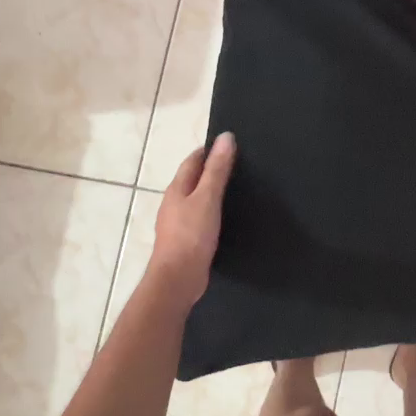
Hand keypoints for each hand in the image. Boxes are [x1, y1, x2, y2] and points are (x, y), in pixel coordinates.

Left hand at [141, 133, 235, 310]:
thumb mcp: (207, 198)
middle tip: (241, 165)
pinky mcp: (186, 240)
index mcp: (177, 189)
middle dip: (212, 170)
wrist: (178, 278)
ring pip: (196, 199)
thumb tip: (225, 137)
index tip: (231, 145)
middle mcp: (174, 202)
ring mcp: (178, 222)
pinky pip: (200, 217)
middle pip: (193, 179)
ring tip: (238, 189)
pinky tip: (227, 217)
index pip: (193, 160)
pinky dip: (212, 211)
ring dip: (212, 192)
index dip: (209, 150)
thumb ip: (217, 170)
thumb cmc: (191, 235)